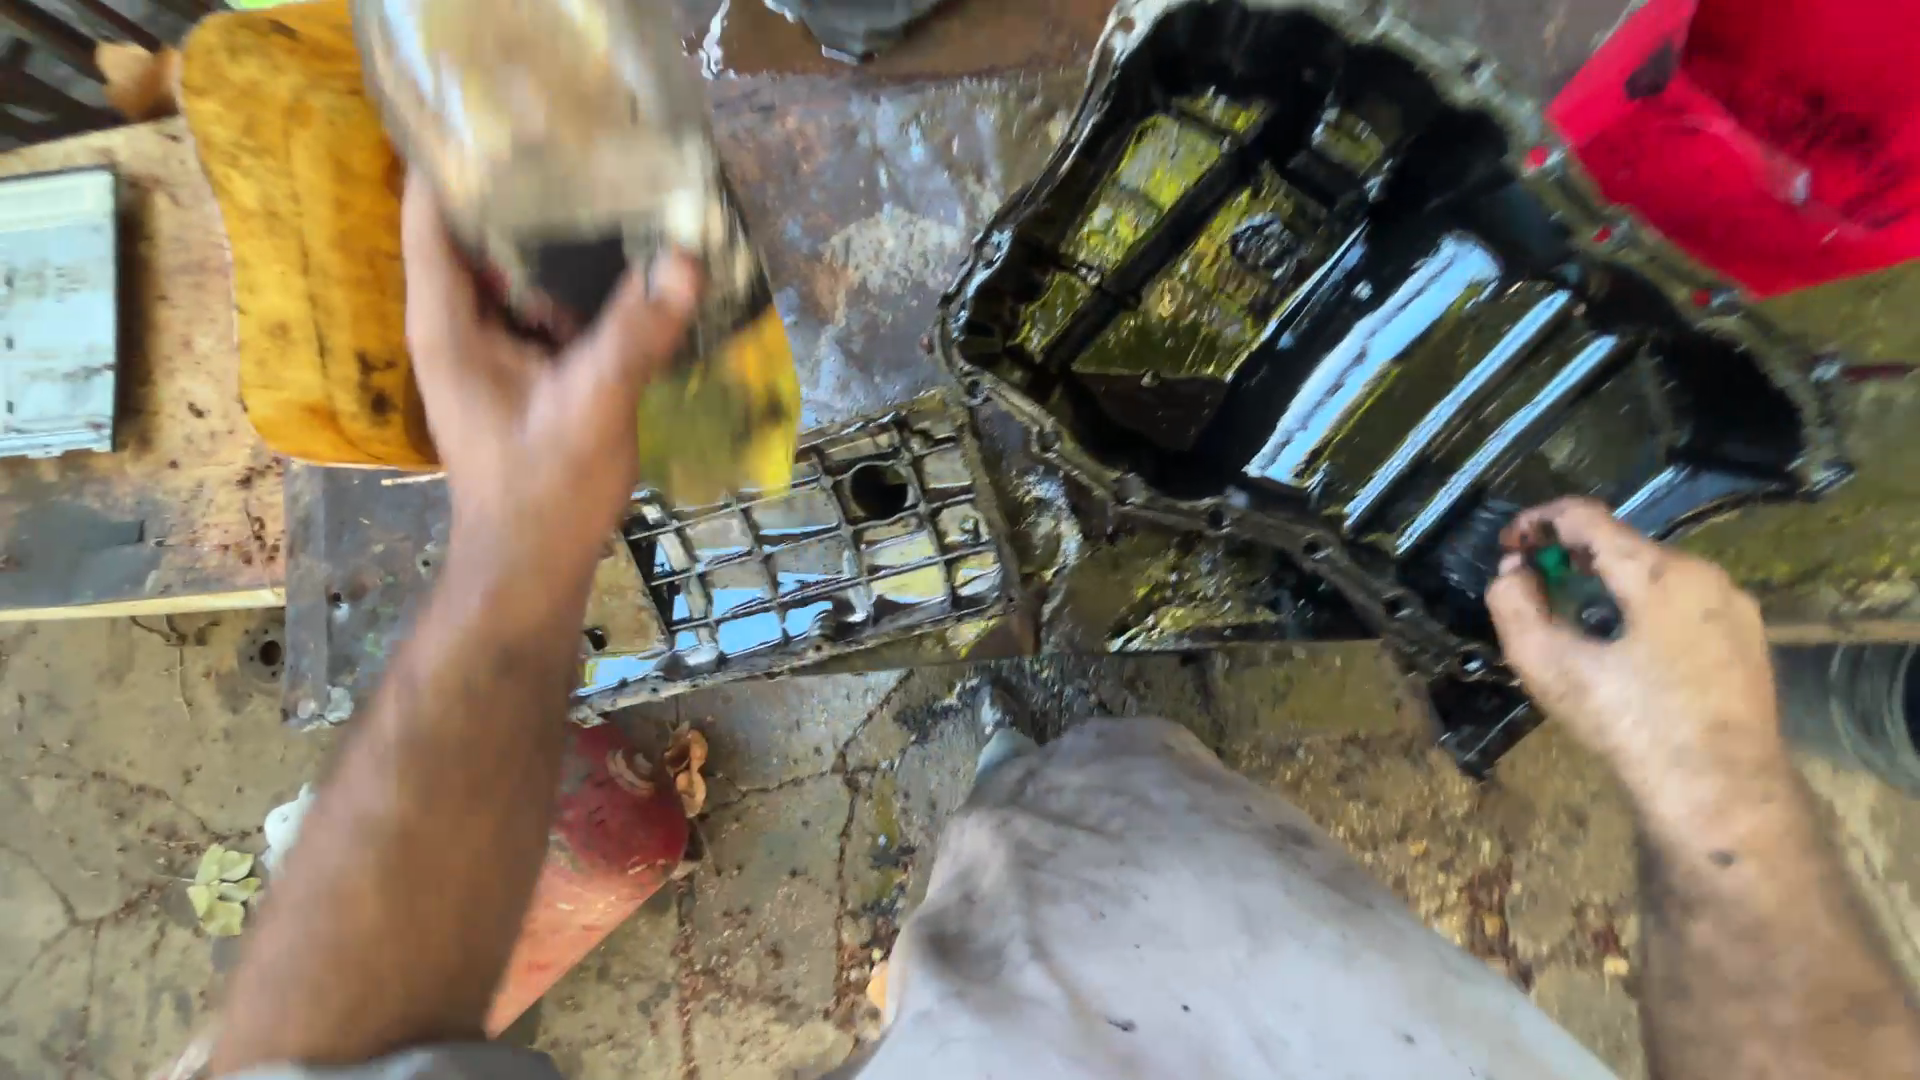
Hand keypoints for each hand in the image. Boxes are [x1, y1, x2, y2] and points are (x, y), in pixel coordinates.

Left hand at [401, 173, 698, 583]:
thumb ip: (636, 335)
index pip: (431, 212)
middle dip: (534, 197)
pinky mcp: (532, 377)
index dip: (462, 158)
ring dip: (568, 248)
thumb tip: (687, 262)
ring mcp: (498, 353)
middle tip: (595, 156)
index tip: (519, 121)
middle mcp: (465, 326)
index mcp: (449, 321)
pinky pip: (555, 316)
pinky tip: (635, 283)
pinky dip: (588, 296)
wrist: (535, 563)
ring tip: (623, 204)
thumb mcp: (593, 404)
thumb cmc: (546, 489)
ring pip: (526, 278)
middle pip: (485, 237)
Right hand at [1485, 498, 1785, 804]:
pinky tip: (1610, 637)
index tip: (1505, 547)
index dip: (1534, 521)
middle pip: (1619, 542)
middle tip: (1527, 584)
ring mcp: (1732, 606)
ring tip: (1564, 611)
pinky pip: (1676, 597)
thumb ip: (1513, 603)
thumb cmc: (1626, 720)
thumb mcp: (1544, 661)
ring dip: (1597, 578)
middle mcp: (1704, 575)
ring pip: (1649, 570)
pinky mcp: (1743, 637)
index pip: (1584, 516)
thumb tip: (1514, 572)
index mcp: (1657, 573)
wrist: (1719, 789)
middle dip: (1564, 554)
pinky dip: (1631, 599)